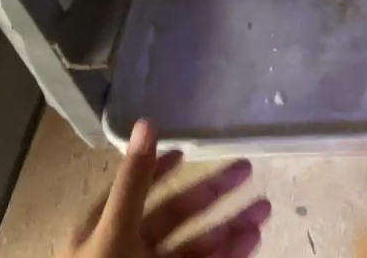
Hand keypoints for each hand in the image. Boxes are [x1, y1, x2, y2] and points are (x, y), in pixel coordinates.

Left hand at [60, 121, 269, 257]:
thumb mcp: (112, 234)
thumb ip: (135, 181)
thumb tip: (147, 121)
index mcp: (101, 234)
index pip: (133, 190)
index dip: (156, 168)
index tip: (184, 149)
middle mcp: (127, 254)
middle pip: (173, 215)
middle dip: (212, 193)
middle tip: (248, 168)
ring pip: (195, 247)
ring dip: (229, 227)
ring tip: (265, 208)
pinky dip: (228, 256)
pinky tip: (251, 243)